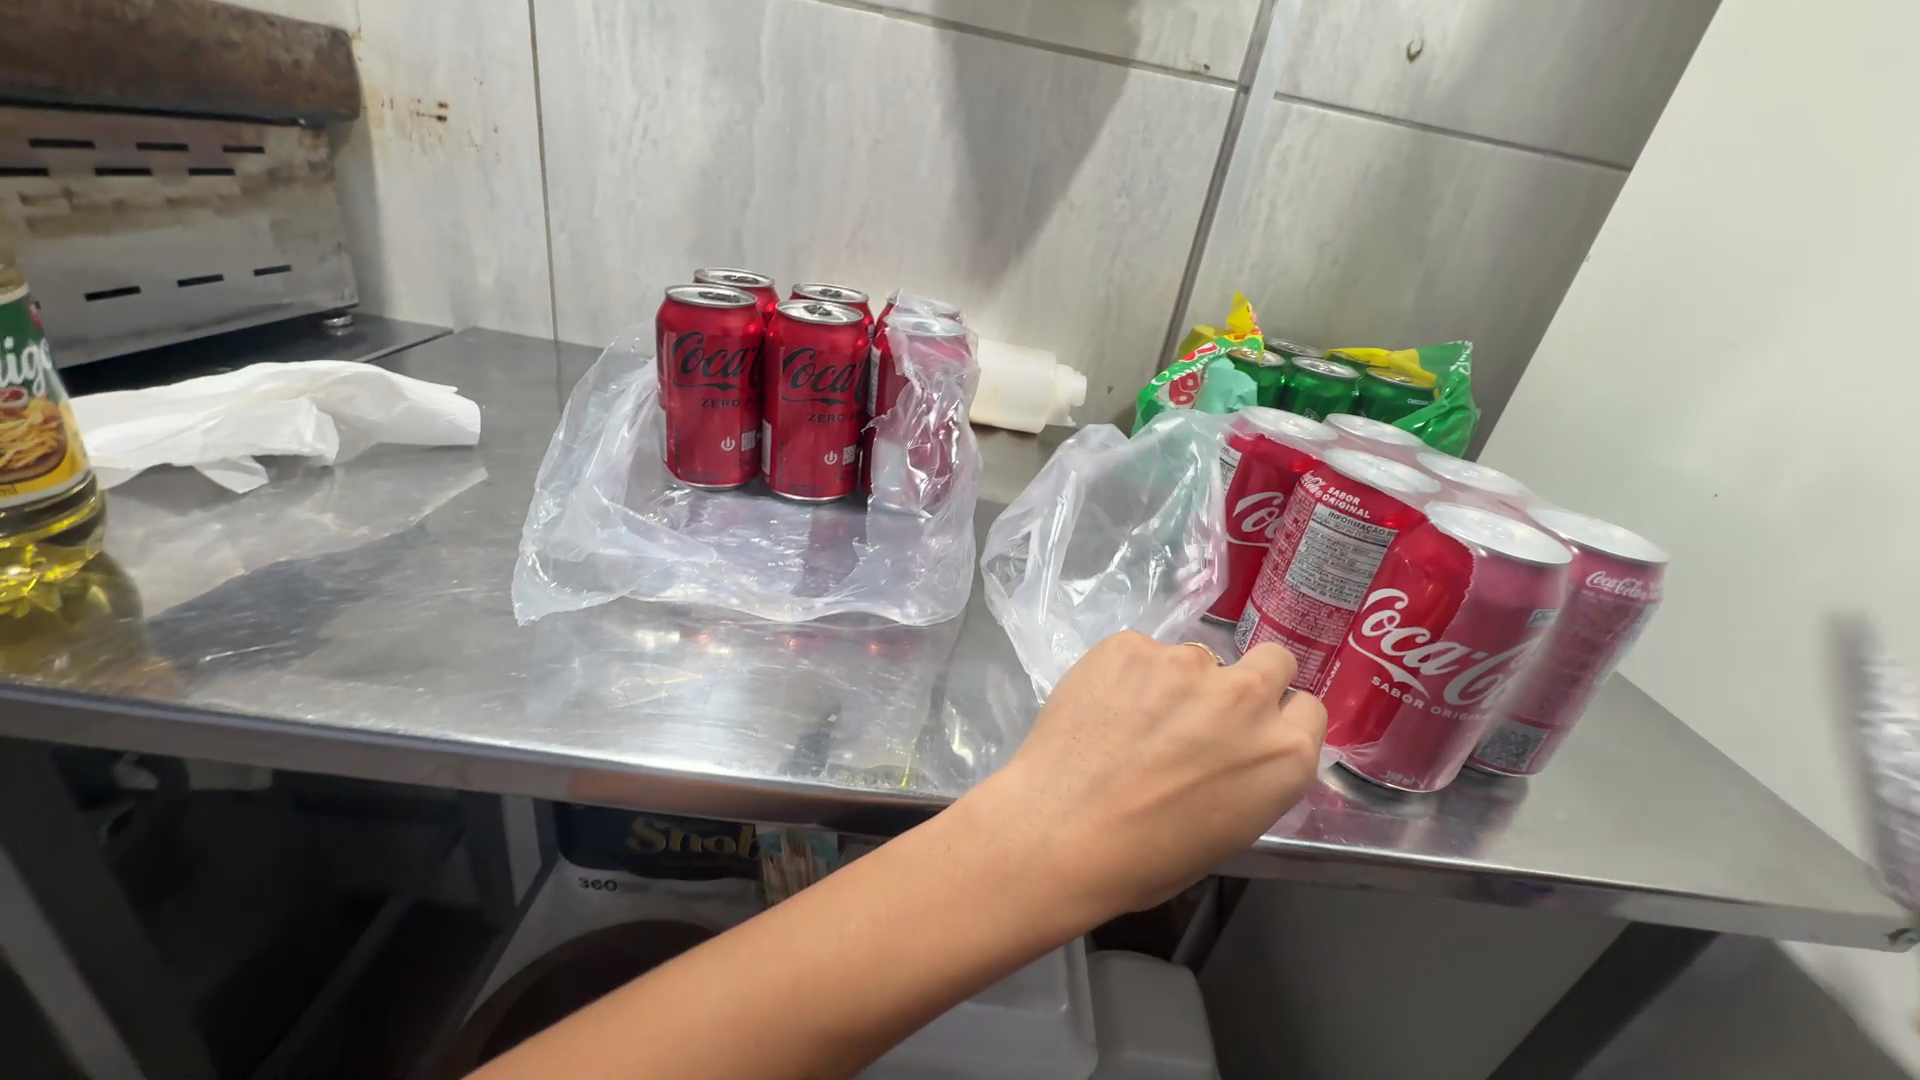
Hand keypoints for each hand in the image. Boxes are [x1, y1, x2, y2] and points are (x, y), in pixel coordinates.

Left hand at [966, 632, 1325, 922]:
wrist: (1059, 831)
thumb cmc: (1144, 858)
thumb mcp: (1227, 831)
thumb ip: (1249, 775)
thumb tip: (1232, 752)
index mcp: (1282, 753)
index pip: (1306, 708)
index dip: (1276, 720)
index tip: (1246, 734)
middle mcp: (1245, 696)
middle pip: (1272, 660)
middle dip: (1247, 680)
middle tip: (1204, 711)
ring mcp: (1185, 662)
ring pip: (1195, 657)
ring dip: (1175, 681)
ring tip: (1132, 720)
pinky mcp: (1129, 645)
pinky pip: (1140, 652)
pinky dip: (1126, 674)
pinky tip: (1099, 709)